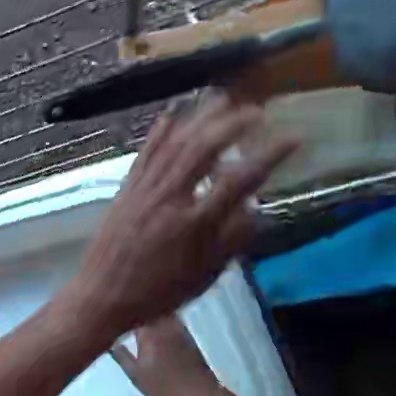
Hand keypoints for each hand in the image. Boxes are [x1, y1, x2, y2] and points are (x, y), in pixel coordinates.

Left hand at [56, 92, 296, 338]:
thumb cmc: (157, 294)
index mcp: (194, 223)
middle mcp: (169, 198)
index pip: (240, 180)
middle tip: (257, 110)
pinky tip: (172, 115)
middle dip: (233, 124)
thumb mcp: (204, 276)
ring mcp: (144, 190)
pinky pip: (145, 154)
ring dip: (200, 118)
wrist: (102, 297)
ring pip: (174, 144)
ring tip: (222, 98)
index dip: (270, 155)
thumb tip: (256, 209)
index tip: (294, 137)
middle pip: (204, 149)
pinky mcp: (126, 190)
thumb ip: (232, 240)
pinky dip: (160, 132)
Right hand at [111, 314, 227, 395]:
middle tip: (123, 316)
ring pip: (161, 312)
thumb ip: (121, 356)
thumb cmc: (163, 386)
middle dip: (136, 310)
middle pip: (148, 308)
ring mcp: (179, 327)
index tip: (112, 316)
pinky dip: (162, 321)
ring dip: (150, 313)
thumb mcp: (135, 374)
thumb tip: (112, 343)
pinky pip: (171, 319)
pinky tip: (156, 330)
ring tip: (138, 321)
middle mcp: (165, 323)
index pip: (133, 312)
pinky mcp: (188, 335)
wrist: (198, 395)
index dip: (122, 311)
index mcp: (149, 331)